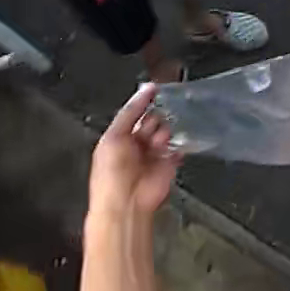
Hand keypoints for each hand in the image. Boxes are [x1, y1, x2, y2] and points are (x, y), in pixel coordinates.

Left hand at [90, 84, 178, 218]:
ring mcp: (153, 154)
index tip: (154, 88)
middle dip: (153, 120)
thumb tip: (145, 90)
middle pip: (152, 119)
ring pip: (165, 131)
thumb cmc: (112, 174)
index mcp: (120, 136)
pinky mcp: (168, 164)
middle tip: (149, 129)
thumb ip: (130, 111)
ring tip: (156, 143)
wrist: (126, 202)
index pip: (135, 112)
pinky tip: (168, 149)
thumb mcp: (114, 134)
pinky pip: (178, 148)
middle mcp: (136, 143)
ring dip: (162, 134)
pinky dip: (176, 147)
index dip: (144, 100)